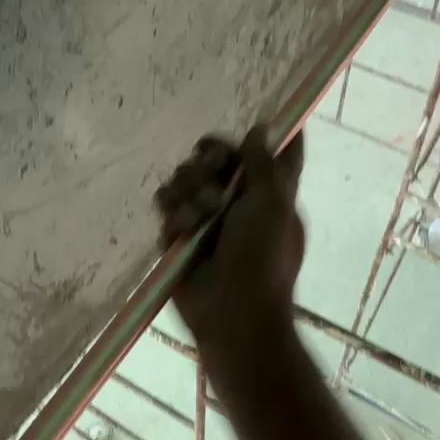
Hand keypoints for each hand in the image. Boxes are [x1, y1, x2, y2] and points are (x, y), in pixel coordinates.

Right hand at [153, 126, 305, 342]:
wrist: (233, 311)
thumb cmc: (263, 256)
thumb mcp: (273, 203)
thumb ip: (263, 162)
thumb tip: (261, 128)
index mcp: (268, 192)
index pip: (264, 153)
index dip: (254, 138)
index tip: (246, 132)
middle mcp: (236, 200)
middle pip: (214, 157)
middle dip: (209, 161)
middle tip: (212, 174)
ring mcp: (205, 218)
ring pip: (184, 179)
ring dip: (189, 191)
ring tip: (200, 215)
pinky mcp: (178, 236)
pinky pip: (166, 206)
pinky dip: (174, 214)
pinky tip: (183, 229)